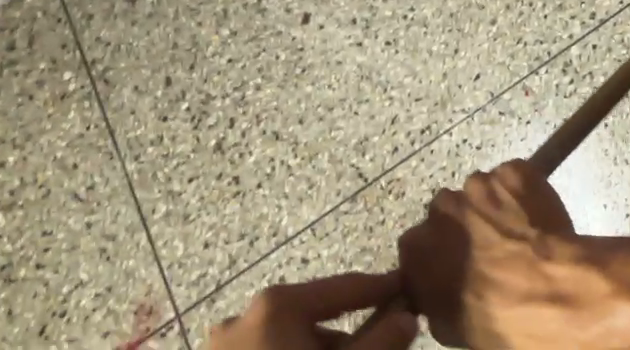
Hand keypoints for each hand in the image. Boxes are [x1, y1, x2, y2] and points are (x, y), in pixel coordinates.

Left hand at [206, 271, 418, 349]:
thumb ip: (382, 342)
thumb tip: (408, 316)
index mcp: (279, 305)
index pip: (348, 287)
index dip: (383, 289)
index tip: (409, 290)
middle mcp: (246, 316)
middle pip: (316, 317)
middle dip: (349, 336)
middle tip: (376, 349)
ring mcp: (220, 348)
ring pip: (288, 343)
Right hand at [398, 160, 629, 348]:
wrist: (539, 287)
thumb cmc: (488, 315)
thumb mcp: (443, 323)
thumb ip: (432, 292)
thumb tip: (440, 284)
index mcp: (415, 245)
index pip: (420, 241)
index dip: (441, 249)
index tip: (457, 259)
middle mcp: (441, 206)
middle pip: (450, 208)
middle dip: (465, 221)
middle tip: (490, 241)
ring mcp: (480, 183)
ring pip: (484, 189)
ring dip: (495, 202)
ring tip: (517, 226)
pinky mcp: (514, 170)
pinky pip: (514, 176)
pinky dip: (523, 189)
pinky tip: (535, 212)